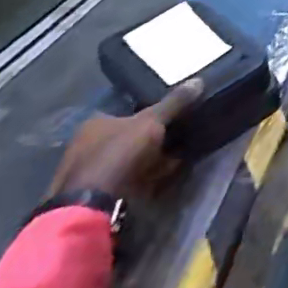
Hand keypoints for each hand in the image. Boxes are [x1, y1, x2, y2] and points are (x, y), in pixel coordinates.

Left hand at [47, 80, 204, 199]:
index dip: (150, 115)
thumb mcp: (151, 122)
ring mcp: (95, 174)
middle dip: (153, 140)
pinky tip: (167, 178)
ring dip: (154, 161)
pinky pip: (133, 182)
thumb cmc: (119, 154)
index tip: (172, 118)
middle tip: (180, 138)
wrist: (95, 207)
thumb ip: (173, 103)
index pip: (126, 113)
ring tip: (181, 158)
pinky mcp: (102, 198)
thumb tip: (198, 81)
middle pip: (129, 138)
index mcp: (95, 123)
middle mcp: (89, 146)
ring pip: (132, 162)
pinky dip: (150, 179)